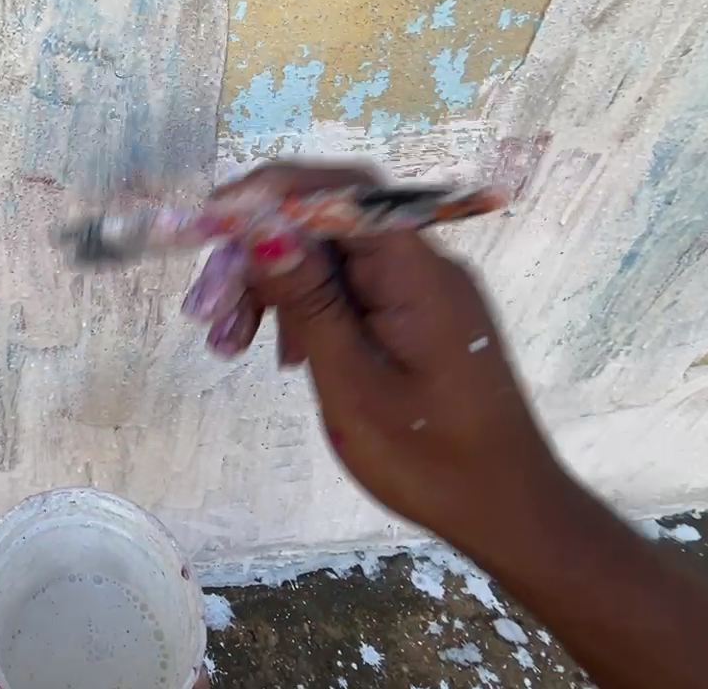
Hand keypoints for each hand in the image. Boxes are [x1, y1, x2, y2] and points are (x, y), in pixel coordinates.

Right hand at [182, 163, 574, 558]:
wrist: (504, 514)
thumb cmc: (429, 458)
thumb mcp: (352, 381)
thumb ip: (307, 298)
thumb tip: (260, 226)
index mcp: (416, 273)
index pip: (339, 194)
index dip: (268, 193)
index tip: (209, 221)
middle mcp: (414, 264)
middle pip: (316, 225)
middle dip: (251, 255)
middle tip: (203, 308)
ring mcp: (405, 286)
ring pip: (315, 257)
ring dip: (262, 288)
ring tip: (225, 342)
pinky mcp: (396, 309)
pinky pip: (331, 287)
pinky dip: (289, 309)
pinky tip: (266, 348)